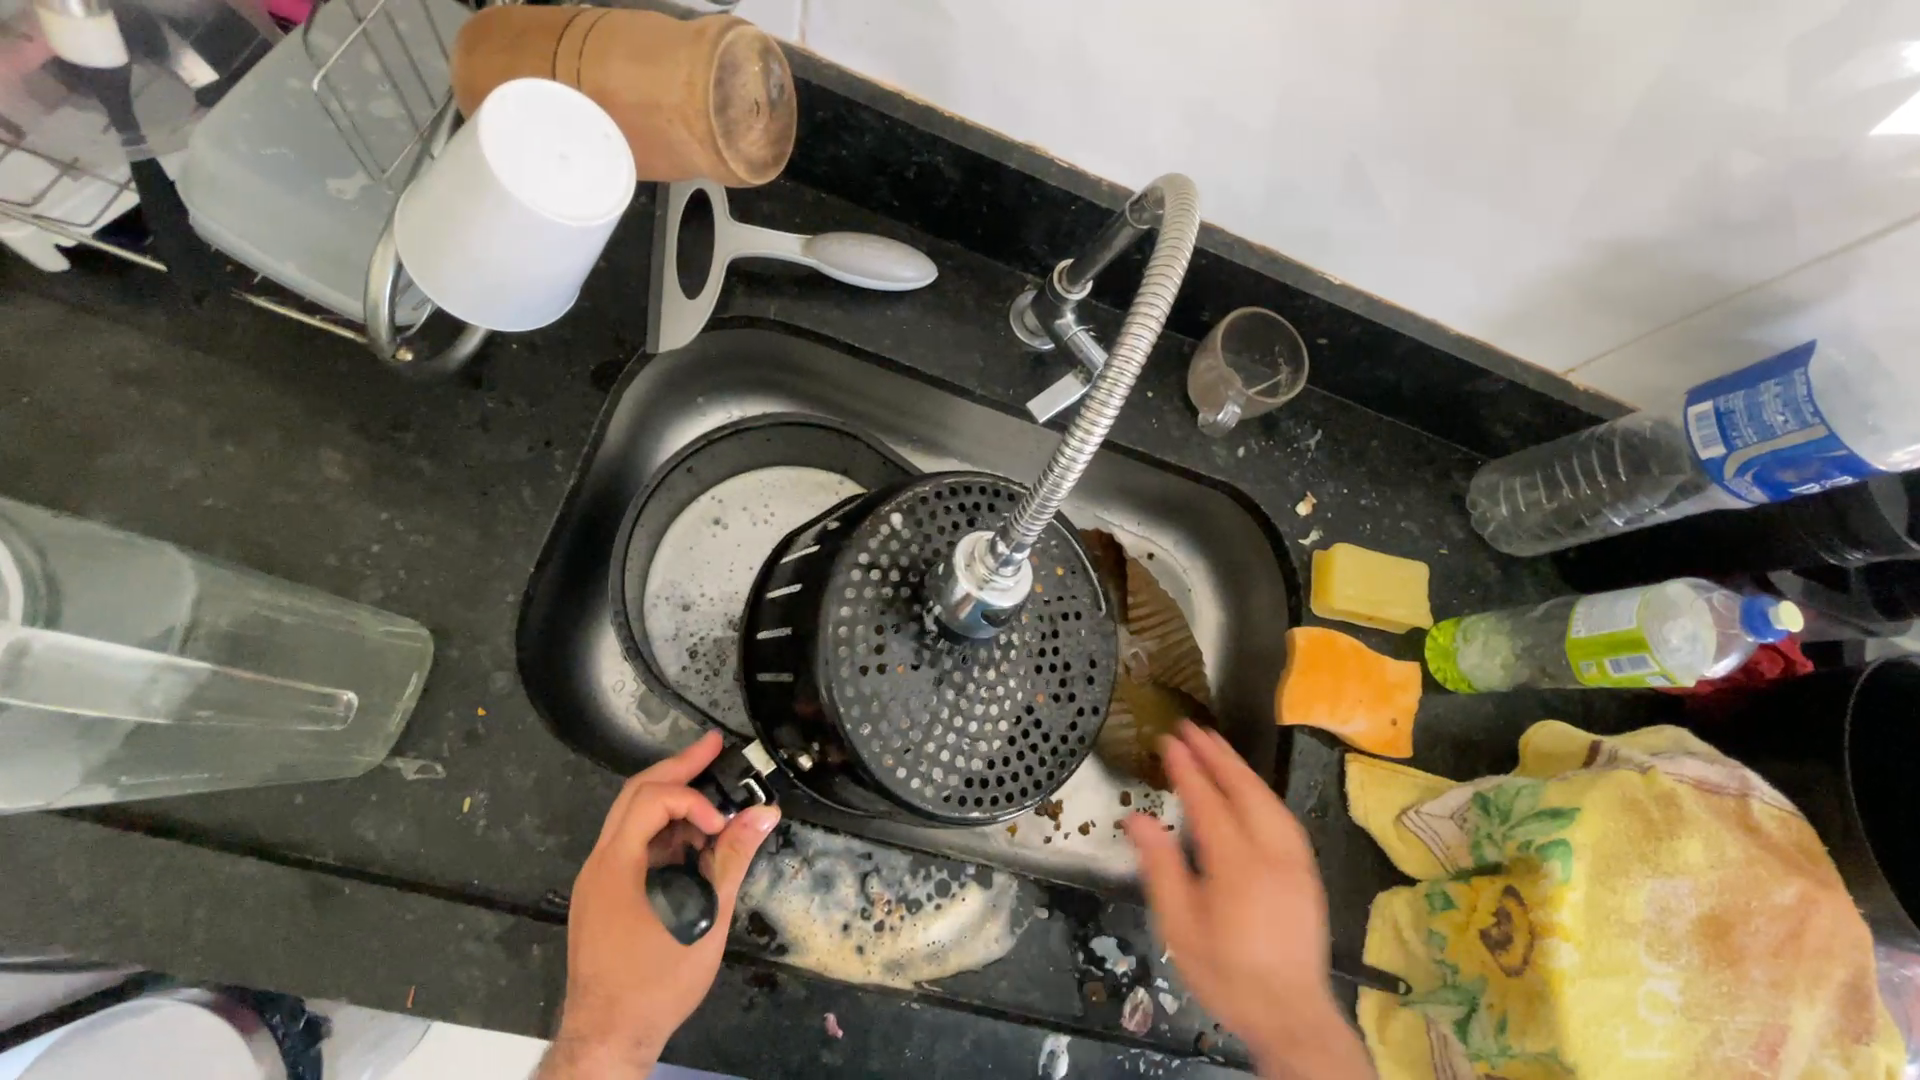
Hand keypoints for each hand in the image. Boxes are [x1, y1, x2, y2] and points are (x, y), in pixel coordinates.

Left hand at [539, 733, 780, 1078]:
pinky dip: (663, 829)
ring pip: (631, 817)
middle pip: (635, 794)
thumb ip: (733, 859)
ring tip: (710, 788)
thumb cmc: (657, 981)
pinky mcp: (603, 895)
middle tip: (715, 745)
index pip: (652, 800)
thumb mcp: (705, 919)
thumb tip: (764, 813)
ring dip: (671, 797)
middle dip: (678, 767)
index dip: (692, 799)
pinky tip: (692, 838)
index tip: (724, 823)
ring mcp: (597, 879)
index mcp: (617, 864)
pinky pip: (631, 844)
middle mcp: (600, 863)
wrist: (608, 1038)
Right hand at [1123, 722, 1372, 1079]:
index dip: (1187, 768)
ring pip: (1269, 800)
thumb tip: (1138, 819)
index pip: (1207, 802)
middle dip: (1217, 755)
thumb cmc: (1227, 974)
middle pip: (1245, 790)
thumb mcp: (1179, 928)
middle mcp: (1272, 854)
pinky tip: (1250, 789)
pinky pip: (1284, 817)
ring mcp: (1296, 862)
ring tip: (1217, 746)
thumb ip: (1161, 868)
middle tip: (1193, 727)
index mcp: (1237, 866)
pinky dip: (1262, 792)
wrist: (1291, 1015)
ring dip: (1242, 769)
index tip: (1169, 741)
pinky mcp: (1308, 873)